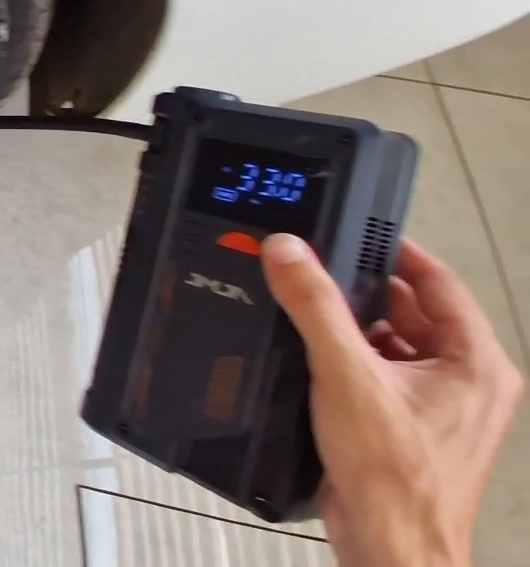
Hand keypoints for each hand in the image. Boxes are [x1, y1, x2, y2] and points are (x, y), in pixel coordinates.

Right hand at [262, 234, 522, 566]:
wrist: (389, 539)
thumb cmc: (394, 473)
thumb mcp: (346, 373)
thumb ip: (314, 306)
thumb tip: (289, 251)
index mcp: (475, 365)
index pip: (438, 283)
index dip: (395, 250)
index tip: (354, 228)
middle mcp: (463, 379)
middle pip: (407, 308)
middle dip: (355, 287)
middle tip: (308, 267)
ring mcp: (436, 400)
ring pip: (387, 336)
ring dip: (344, 321)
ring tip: (301, 311)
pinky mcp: (403, 416)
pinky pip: (372, 363)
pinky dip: (339, 350)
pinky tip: (305, 352)